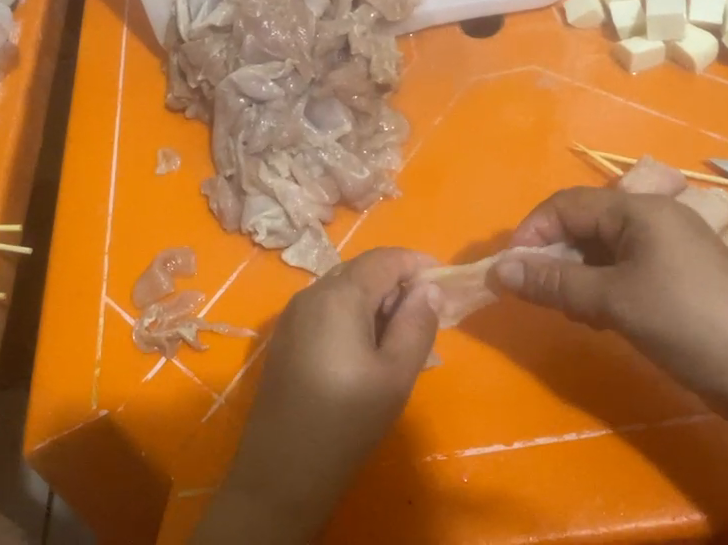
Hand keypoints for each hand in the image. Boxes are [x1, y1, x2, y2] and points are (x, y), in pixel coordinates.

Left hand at [194, 248, 440, 543]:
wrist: (281, 469)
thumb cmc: (347, 420)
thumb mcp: (395, 375)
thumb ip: (416, 324)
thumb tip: (428, 288)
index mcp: (339, 294)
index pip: (384, 258)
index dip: (417, 263)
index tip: (445, 282)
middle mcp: (311, 293)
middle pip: (361, 270)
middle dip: (397, 282)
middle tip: (428, 314)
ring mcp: (292, 315)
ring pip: (342, 289)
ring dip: (375, 300)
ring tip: (402, 335)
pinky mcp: (285, 337)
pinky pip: (326, 309)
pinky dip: (352, 315)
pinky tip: (367, 349)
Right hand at [491, 187, 727, 420]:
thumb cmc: (687, 323)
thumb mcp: (612, 302)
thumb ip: (553, 283)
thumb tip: (498, 270)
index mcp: (640, 210)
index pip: (566, 204)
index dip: (532, 232)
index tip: (511, 269)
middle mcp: (655, 219)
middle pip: (584, 224)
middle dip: (555, 256)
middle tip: (540, 295)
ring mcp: (672, 248)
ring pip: (603, 249)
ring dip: (577, 276)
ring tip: (574, 312)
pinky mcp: (682, 278)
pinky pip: (626, 268)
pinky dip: (603, 287)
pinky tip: (602, 318)